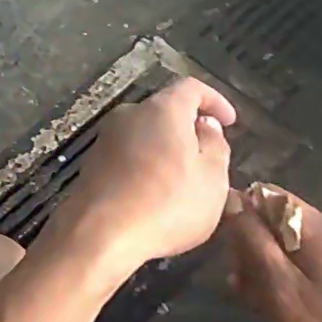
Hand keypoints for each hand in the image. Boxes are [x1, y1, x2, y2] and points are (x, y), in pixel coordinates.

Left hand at [54, 76, 236, 275]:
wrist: (99, 233)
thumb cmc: (166, 203)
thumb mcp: (211, 179)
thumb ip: (215, 146)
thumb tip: (206, 126)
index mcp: (163, 109)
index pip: (191, 88)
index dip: (214, 100)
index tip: (229, 121)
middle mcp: (130, 114)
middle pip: (166, 111)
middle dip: (189, 130)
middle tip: (208, 159)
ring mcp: (107, 137)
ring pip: (145, 135)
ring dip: (166, 150)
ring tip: (182, 183)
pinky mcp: (92, 162)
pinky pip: (128, 155)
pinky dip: (145, 166)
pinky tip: (153, 196)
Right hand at [223, 186, 321, 321]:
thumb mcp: (281, 291)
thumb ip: (255, 240)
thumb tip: (233, 197)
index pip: (272, 195)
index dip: (244, 213)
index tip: (229, 247)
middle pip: (283, 221)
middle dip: (254, 245)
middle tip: (238, 283)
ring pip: (296, 246)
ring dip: (268, 266)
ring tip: (252, 301)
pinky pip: (313, 266)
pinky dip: (290, 279)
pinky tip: (280, 309)